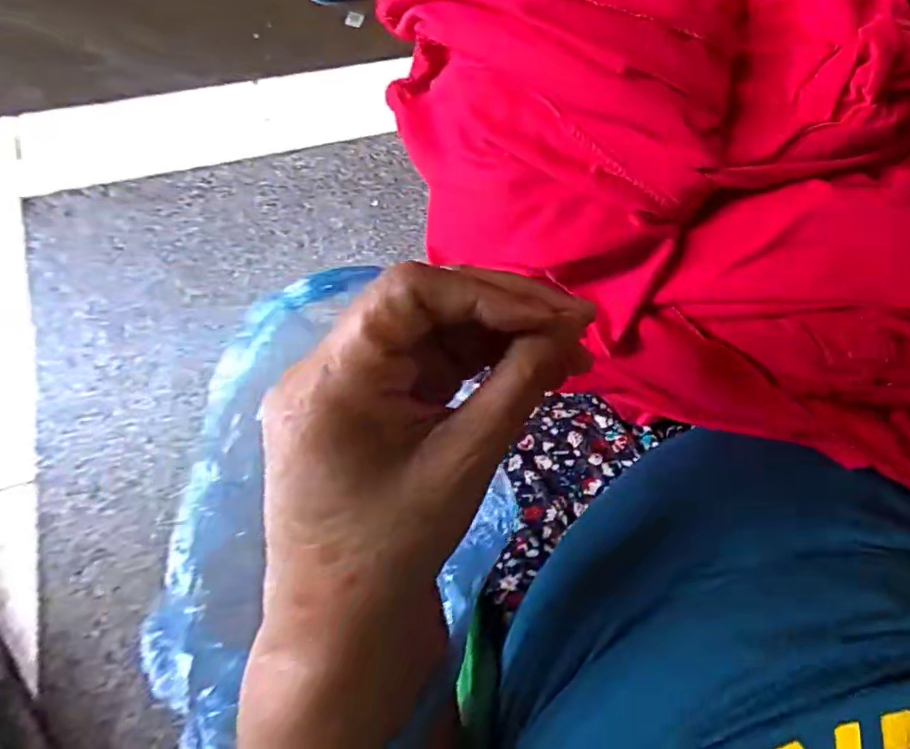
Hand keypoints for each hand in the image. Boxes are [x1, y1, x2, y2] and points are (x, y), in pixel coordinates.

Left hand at [242, 262, 593, 746]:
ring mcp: (357, 375)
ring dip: (510, 329)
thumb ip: (522, 378)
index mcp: (332, 377)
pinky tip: (537, 364)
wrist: (347, 617)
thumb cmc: (398, 542)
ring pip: (444, 321)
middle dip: (510, 305)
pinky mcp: (381, 391)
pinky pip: (443, 352)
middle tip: (576, 324)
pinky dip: (493, 353)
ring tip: (569, 350)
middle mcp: (334, 362)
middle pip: (430, 299)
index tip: (553, 317)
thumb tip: (574, 325)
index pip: (409, 292)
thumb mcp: (469, 455)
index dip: (488, 292)